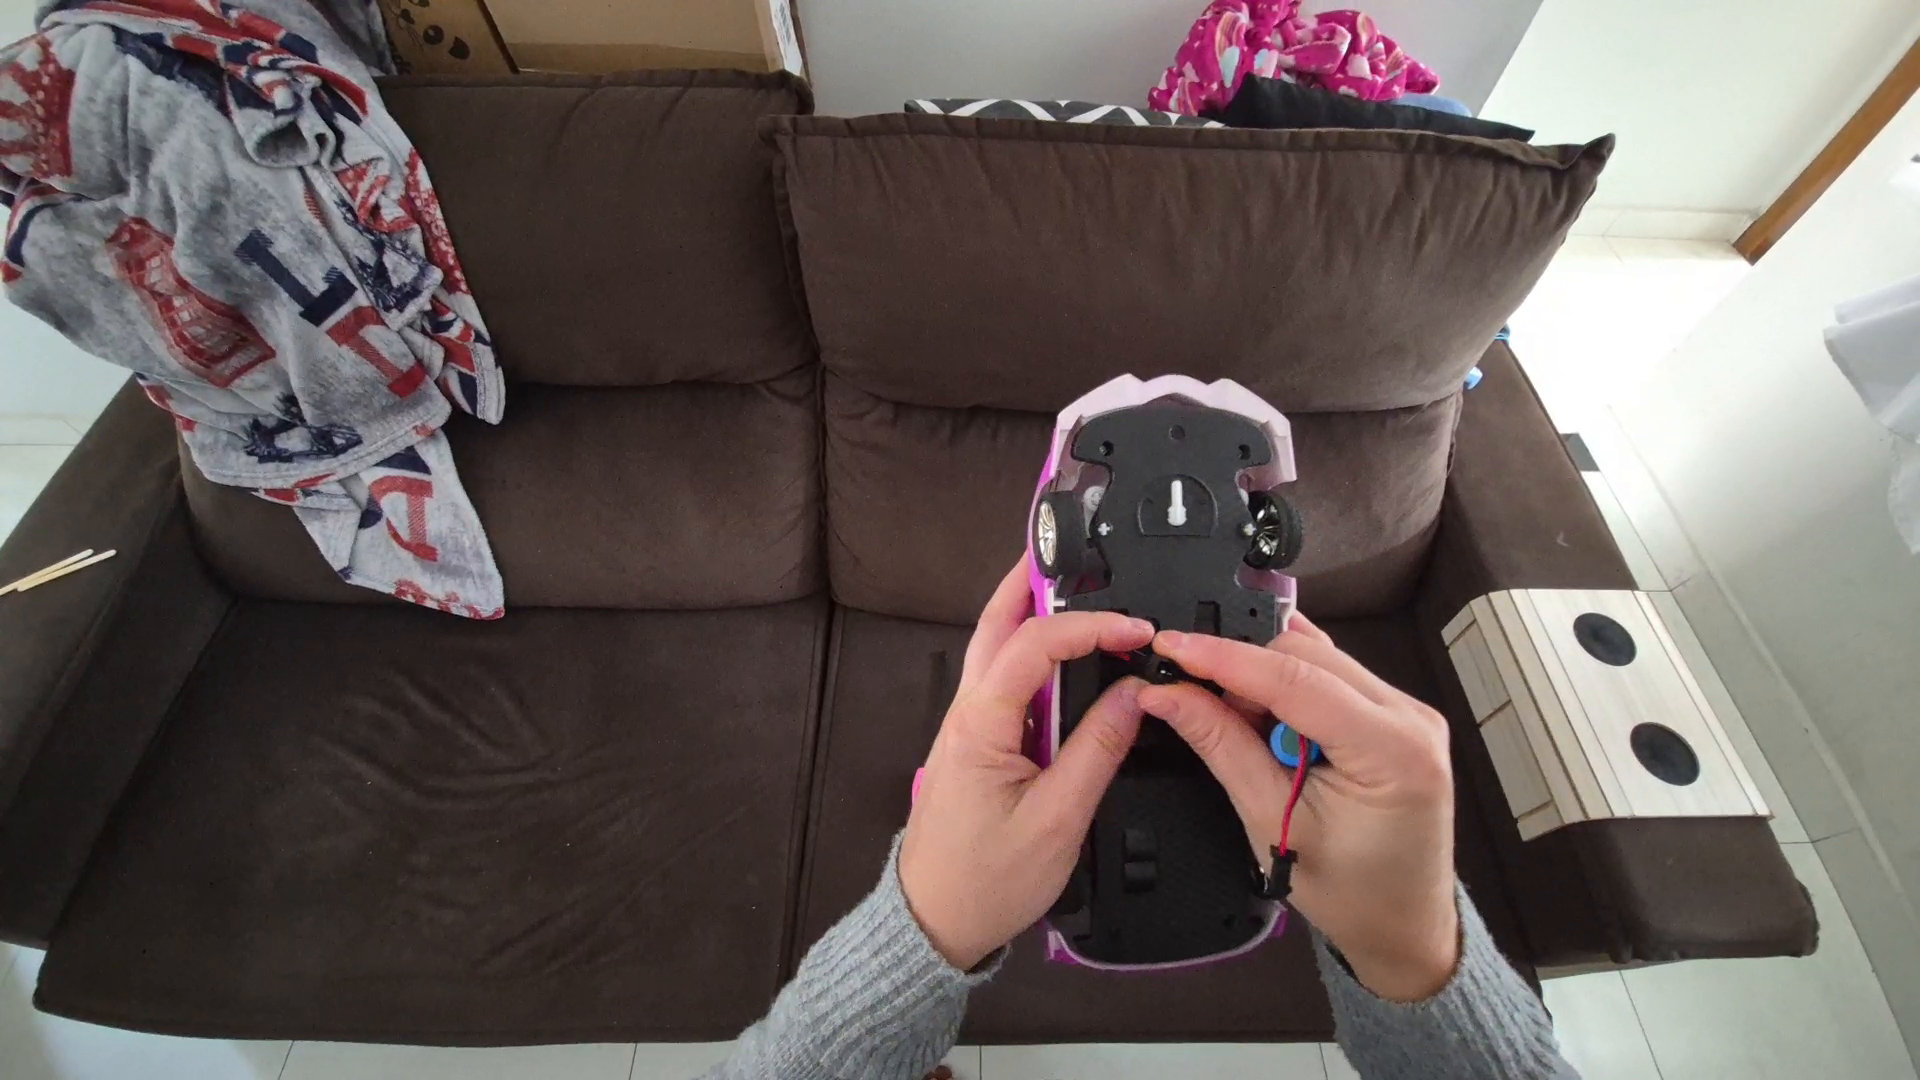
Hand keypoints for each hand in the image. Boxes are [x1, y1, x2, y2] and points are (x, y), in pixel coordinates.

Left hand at [899, 558, 1154, 969]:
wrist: (932, 920)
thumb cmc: (987, 879)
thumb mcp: (1057, 819)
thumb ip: (1097, 749)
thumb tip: (1133, 693)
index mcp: (981, 722)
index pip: (1034, 645)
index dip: (1089, 626)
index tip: (1135, 631)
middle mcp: (966, 710)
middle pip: (994, 624)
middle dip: (1028, 581)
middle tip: (1066, 551)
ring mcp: (966, 722)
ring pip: (993, 646)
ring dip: (1025, 610)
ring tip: (1068, 585)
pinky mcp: (974, 738)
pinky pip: (1001, 678)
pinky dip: (1027, 649)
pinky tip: (1056, 652)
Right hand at [1136, 615, 1460, 1000]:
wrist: (1404, 924)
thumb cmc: (1346, 889)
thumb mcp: (1270, 821)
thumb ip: (1219, 744)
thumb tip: (1163, 693)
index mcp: (1393, 750)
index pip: (1294, 679)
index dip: (1224, 656)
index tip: (1168, 645)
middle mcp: (1409, 714)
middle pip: (1303, 655)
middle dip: (1240, 670)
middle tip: (1198, 703)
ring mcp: (1404, 706)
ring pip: (1311, 654)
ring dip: (1259, 677)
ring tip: (1237, 722)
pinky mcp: (1390, 707)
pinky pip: (1324, 668)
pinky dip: (1282, 679)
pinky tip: (1259, 704)